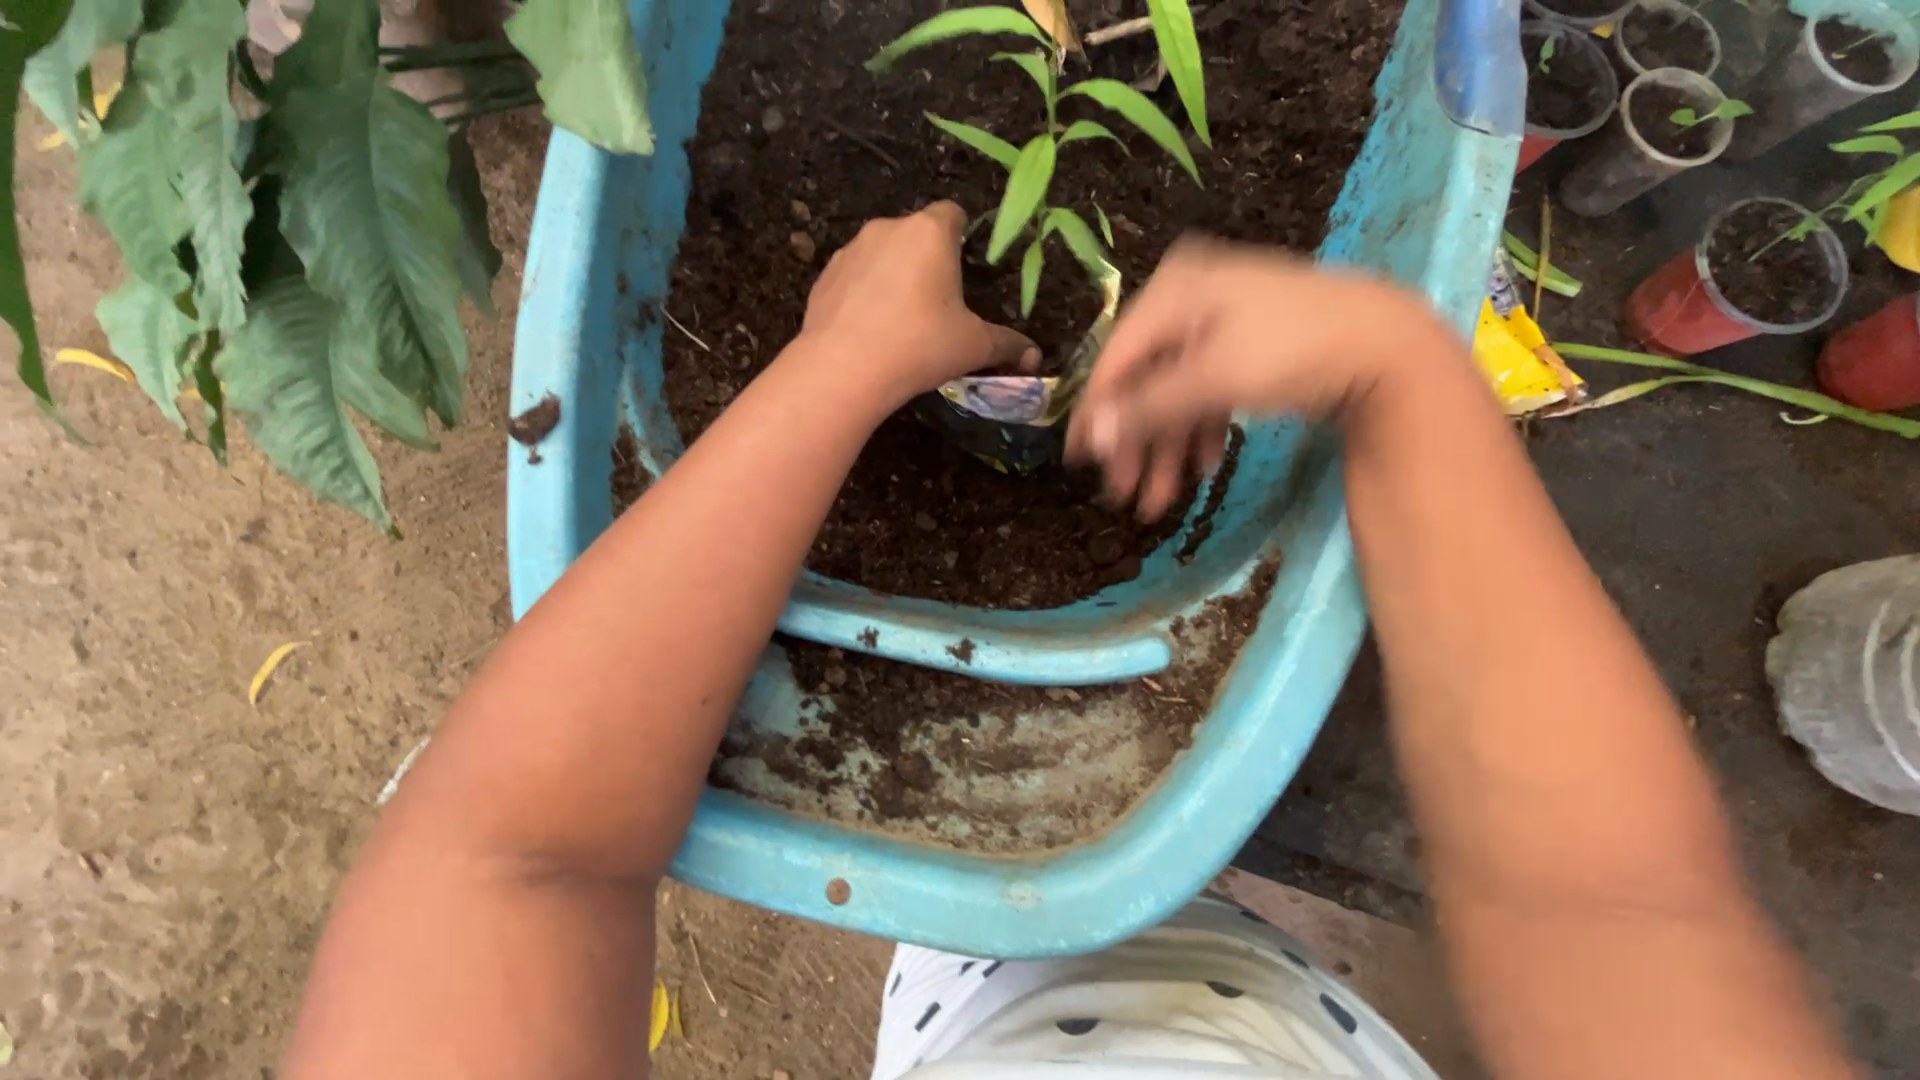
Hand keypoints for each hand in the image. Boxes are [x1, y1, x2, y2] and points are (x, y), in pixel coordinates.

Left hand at [793, 202, 1039, 405]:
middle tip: (937, 305)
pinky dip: (864, 296)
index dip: (962, 235)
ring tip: (900, 322)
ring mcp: (850, 251)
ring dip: (894, 277)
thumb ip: (1006, 345)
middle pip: (915, 233)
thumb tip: (1034, 356)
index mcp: (930, 232)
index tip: (965, 266)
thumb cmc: (920, 346)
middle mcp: (888, 228)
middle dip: (928, 261)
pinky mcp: (824, 277)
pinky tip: (869, 331)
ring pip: (882, 255)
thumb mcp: (973, 347)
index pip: (953, 213)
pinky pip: (854, 279)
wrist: (844, 370)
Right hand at [1065, 236, 1455, 519]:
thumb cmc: (1294, 351)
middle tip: (1125, 496)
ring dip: (1168, 450)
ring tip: (1162, 501)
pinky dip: (1202, 432)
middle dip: (1137, 445)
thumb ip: (1147, 408)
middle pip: (1145, 382)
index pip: (1116, 359)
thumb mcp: (1213, 378)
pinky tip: (1206, 466)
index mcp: (1174, 293)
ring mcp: (1218, 325)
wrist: (1390, 346)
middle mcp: (1189, 302)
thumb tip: (1089, 437)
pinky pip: (1206, 393)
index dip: (1095, 414)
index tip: (1078, 463)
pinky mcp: (1244, 349)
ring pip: (1175, 395)